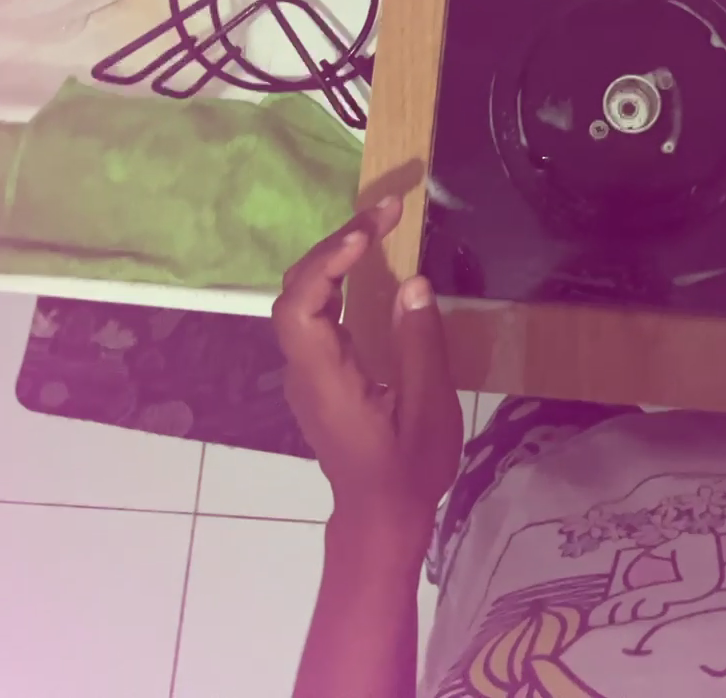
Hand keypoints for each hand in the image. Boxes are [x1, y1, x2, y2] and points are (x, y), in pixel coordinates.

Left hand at [272, 197, 463, 536]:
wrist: (379, 515)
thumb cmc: (408, 468)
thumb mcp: (429, 409)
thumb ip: (420, 344)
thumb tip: (413, 282)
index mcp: (324, 378)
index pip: (300, 307)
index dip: (326, 262)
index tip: (368, 232)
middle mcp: (303, 368)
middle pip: (296, 291)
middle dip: (336, 243)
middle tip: (386, 211)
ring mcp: (307, 369)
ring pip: (303, 297)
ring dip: (336, 254)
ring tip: (379, 223)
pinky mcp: (319, 370)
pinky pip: (317, 310)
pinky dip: (338, 276)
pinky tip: (367, 260)